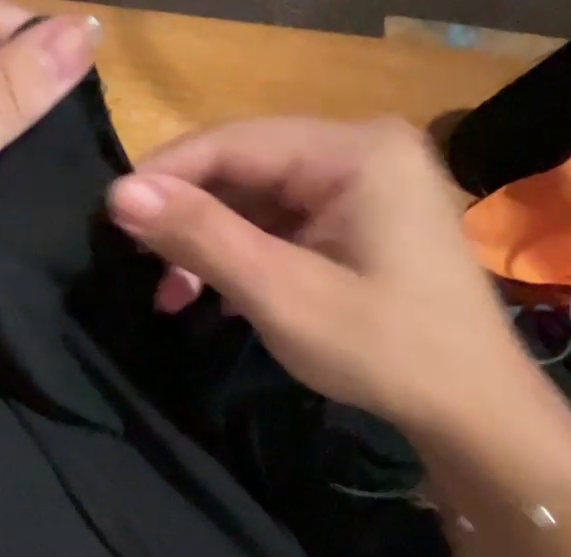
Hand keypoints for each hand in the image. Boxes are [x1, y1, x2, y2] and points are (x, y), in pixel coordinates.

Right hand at [106, 117, 538, 432]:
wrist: (464, 399)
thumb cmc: (378, 346)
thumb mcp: (278, 292)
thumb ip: (201, 236)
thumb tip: (120, 194)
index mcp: (353, 151)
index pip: (232, 142)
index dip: (163, 176)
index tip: (107, 220)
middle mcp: (360, 150)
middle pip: (243, 168)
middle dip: (185, 219)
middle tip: (138, 270)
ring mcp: (364, 184)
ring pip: (256, 199)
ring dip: (206, 244)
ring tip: (171, 296)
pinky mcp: (359, 219)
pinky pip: (280, 223)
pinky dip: (239, 256)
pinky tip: (212, 293)